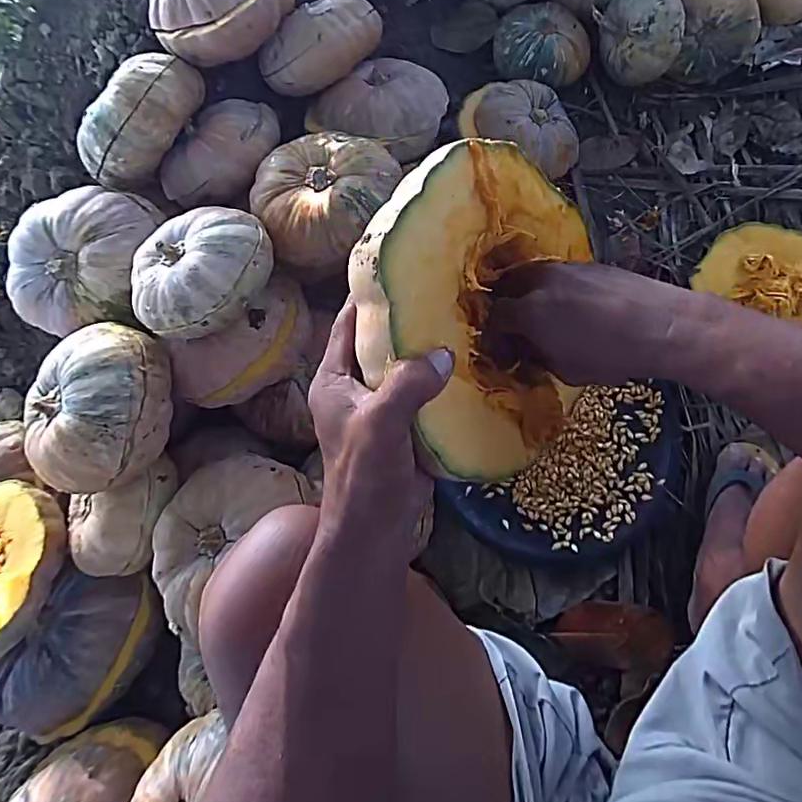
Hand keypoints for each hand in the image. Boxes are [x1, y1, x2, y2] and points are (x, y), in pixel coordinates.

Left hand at [308, 300, 451, 558]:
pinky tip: (467, 362)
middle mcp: (354, 387)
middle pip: (379, 341)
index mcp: (333, 380)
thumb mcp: (380, 425)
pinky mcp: (405, 424)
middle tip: (440, 290)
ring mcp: (381, 406)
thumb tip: (443, 354)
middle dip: (405, 318)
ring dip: (426, 348)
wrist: (376, 531)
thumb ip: (406, 386)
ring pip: (404, 365)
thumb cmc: (364, 477)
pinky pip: (423, 390)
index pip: (346, 324)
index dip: (366, 296)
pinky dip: (440, 377)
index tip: (396, 269)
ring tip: (460, 319)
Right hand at [489, 262, 693, 386]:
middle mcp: (540, 281)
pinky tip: (571, 308)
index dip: (494, 337)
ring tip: (543, 318)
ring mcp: (565, 268)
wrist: (662, 324)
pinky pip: (557, 275)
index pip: (494, 318)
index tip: (504, 352)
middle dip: (505, 309)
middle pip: (506, 287)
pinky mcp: (588, 264)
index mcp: (529, 311)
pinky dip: (552, 289)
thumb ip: (538, 357)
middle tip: (516, 330)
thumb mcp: (566, 369)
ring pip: (531, 276)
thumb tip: (529, 351)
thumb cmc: (613, 355)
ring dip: (528, 295)